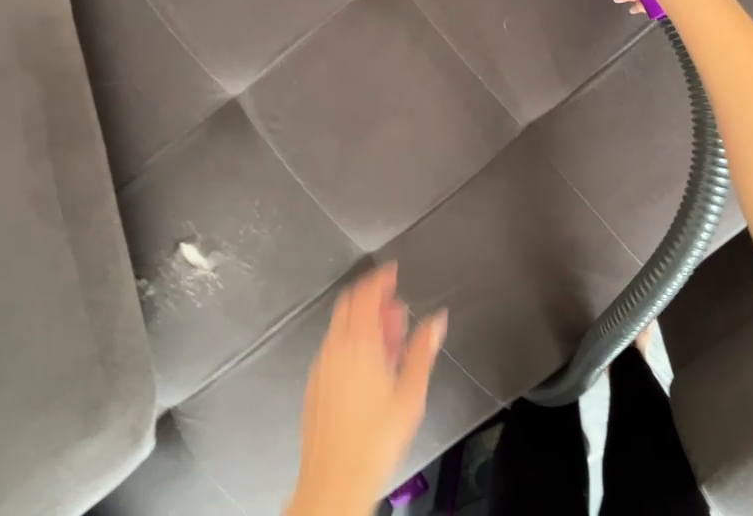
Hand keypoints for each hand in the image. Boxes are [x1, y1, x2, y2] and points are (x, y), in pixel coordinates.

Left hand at [287, 264, 446, 515]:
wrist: (334, 481)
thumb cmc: (373, 442)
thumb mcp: (412, 392)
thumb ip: (424, 350)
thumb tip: (437, 322)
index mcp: (359, 343)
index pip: (366, 294)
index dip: (380, 278)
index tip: (391, 271)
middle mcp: (335, 349)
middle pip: (349, 305)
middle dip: (371, 296)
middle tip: (392, 300)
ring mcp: (322, 366)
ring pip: (340, 327)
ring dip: (361, 320)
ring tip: (387, 332)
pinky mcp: (315, 385)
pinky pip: (333, 348)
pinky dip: (350, 341)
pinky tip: (369, 363)